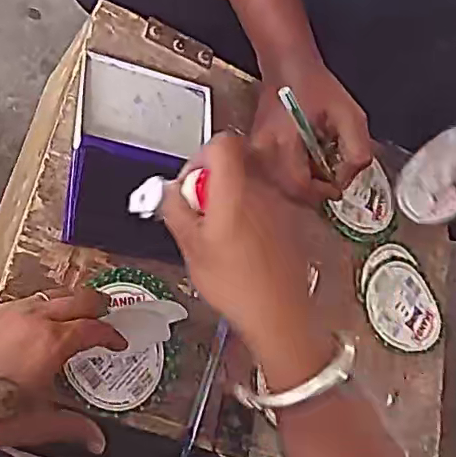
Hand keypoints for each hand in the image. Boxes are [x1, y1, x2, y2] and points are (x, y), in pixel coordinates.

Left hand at [0, 289, 124, 454]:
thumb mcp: (34, 425)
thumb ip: (70, 427)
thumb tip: (98, 441)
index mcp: (52, 343)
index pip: (93, 330)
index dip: (111, 336)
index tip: (118, 343)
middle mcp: (33, 320)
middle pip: (76, 300)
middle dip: (96, 306)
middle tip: (106, 315)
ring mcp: (8, 313)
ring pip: (49, 296)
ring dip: (68, 302)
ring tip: (76, 313)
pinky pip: (25, 301)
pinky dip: (42, 304)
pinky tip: (37, 318)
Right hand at [161, 135, 328, 384]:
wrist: (280, 314)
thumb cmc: (235, 284)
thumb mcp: (191, 247)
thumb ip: (174, 209)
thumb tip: (166, 189)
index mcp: (235, 190)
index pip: (222, 143)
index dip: (201, 156)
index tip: (190, 184)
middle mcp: (262, 189)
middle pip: (233, 162)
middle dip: (210, 181)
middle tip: (198, 212)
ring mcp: (279, 204)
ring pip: (248, 183)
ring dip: (228, 197)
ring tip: (216, 232)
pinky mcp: (289, 220)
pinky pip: (262, 202)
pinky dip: (247, 213)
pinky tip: (238, 245)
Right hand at [250, 52, 373, 203]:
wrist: (286, 66)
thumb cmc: (316, 86)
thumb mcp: (351, 116)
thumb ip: (357, 152)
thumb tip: (345, 179)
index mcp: (285, 142)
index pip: (299, 187)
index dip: (320, 194)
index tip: (336, 189)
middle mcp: (264, 149)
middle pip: (289, 190)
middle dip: (312, 190)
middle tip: (329, 180)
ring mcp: (256, 149)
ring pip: (281, 184)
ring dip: (302, 182)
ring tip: (317, 165)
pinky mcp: (254, 147)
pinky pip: (274, 172)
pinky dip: (292, 172)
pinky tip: (304, 157)